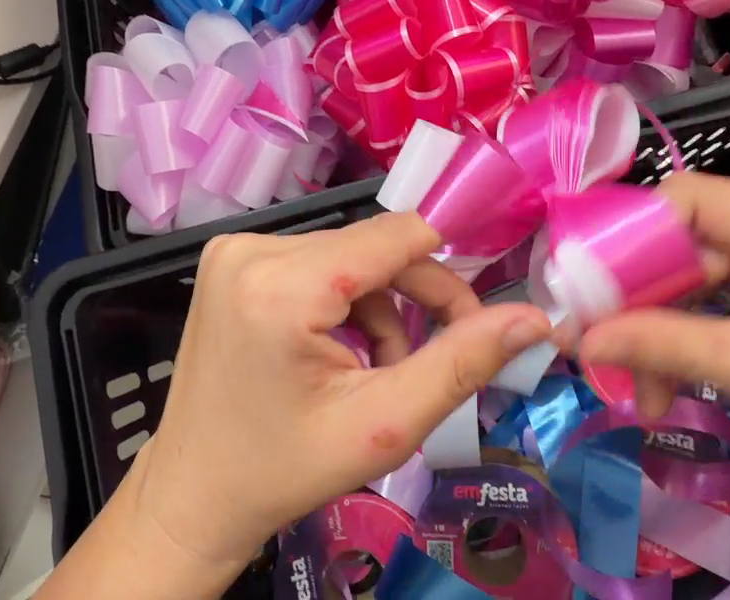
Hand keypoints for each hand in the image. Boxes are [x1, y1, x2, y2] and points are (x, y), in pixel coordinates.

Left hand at [120, 213, 552, 570]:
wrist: (195, 494)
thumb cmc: (284, 469)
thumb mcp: (383, 425)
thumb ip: (461, 363)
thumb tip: (533, 319)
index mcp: (281, 284)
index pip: (396, 235)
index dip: (449, 268)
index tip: (481, 313)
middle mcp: (252, 248)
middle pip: (374, 247)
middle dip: (417, 299)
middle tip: (444, 352)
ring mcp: (235, 251)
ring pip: (350, 256)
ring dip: (382, 306)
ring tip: (381, 369)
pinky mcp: (233, 261)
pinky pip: (318, 263)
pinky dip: (345, 302)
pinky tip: (343, 353)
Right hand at [577, 172, 729, 474]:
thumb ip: (662, 344)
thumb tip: (578, 339)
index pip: (688, 198)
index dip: (631, 235)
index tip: (588, 286)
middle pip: (680, 237)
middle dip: (640, 296)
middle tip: (596, 343)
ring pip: (685, 266)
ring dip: (657, 323)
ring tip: (639, 387)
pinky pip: (705, 283)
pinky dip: (682, 325)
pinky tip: (663, 373)